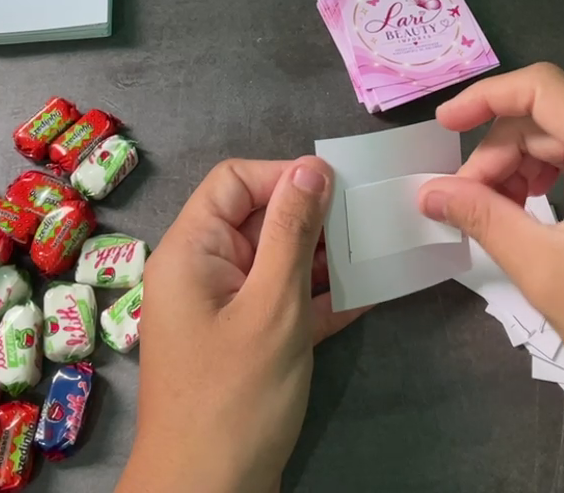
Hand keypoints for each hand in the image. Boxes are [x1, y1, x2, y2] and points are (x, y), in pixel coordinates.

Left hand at [120, 157, 366, 492]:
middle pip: (258, 218)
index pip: (235, 182)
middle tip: (364, 222)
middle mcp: (203, 270)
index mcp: (192, 250)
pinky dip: (317, 297)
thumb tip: (312, 167)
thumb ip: (292, 232)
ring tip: (372, 252)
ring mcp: (224, 306)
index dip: (284, 176)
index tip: (335, 190)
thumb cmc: (235, 396)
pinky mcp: (245, 339)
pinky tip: (365, 293)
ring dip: (321, 258)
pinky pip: (282, 299)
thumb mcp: (271, 306)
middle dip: (311, 218)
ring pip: (276, 260)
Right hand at [415, 63, 563, 414]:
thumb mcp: (545, 271)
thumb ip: (484, 218)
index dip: (486, 97)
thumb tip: (430, 191)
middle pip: (545, 118)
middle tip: (461, 200)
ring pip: (557, 142)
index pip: (542, 89)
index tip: (445, 126)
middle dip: (495, 151)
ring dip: (514, 168)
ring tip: (488, 212)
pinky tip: (520, 215)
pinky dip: (539, 182)